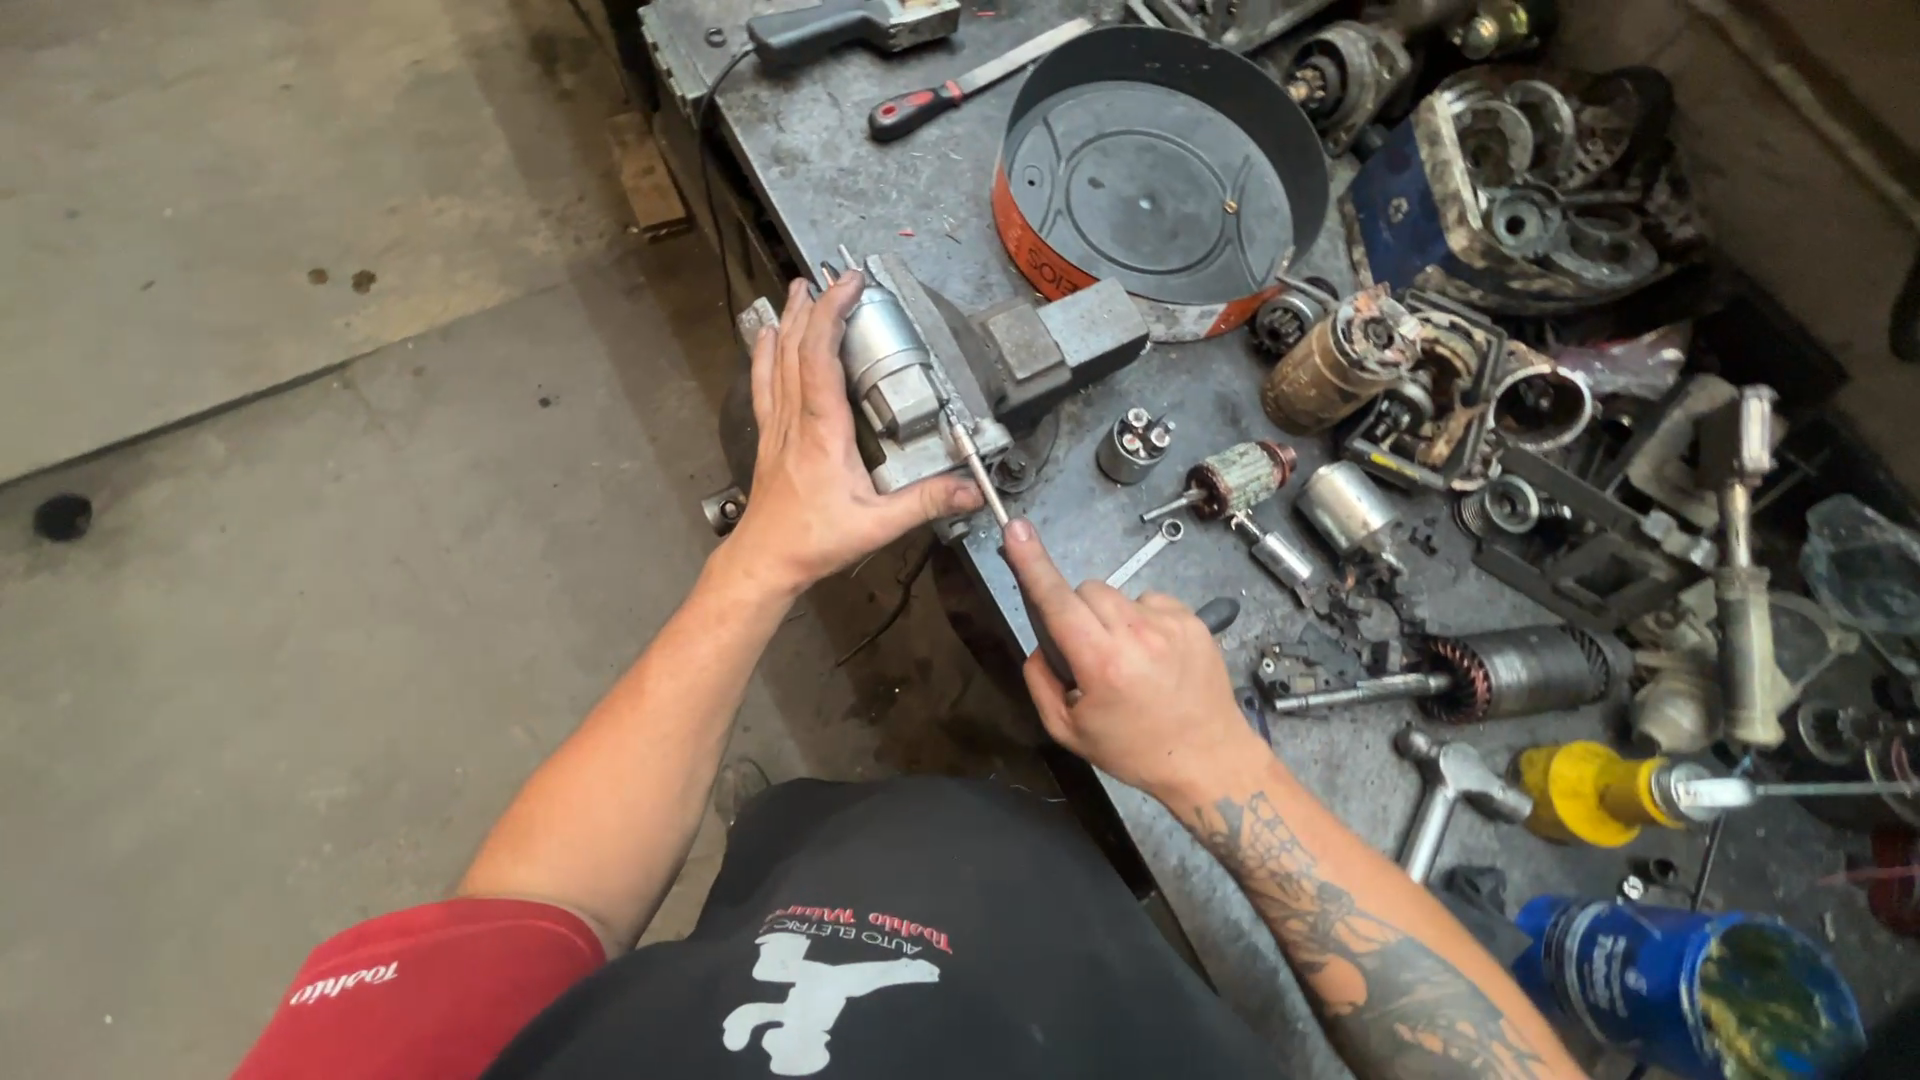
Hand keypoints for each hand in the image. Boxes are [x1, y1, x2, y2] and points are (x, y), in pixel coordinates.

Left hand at [719, 273, 982, 598]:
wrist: (767, 560)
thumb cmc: (814, 541)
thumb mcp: (878, 525)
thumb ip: (925, 503)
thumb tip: (968, 491)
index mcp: (822, 430)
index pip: (821, 356)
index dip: (832, 313)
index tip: (850, 286)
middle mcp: (796, 419)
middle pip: (797, 347)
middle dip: (815, 306)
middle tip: (833, 278)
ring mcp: (777, 426)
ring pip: (776, 360)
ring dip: (789, 321)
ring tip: (799, 290)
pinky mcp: (769, 437)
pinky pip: (763, 384)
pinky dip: (764, 353)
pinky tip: (766, 337)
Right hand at [1001, 519, 1263, 795]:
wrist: (1208, 760)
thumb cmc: (1133, 751)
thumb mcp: (1068, 732)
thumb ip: (1040, 682)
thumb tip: (1042, 645)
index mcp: (1101, 663)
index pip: (1057, 601)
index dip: (1032, 563)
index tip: (1016, 528)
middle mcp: (1136, 635)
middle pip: (1085, 590)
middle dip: (1076, 612)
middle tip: (1089, 651)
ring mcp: (1169, 623)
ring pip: (1117, 595)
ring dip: (1109, 616)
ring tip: (1127, 656)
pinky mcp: (1192, 620)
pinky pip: (1149, 601)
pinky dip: (1141, 619)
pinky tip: (1153, 653)